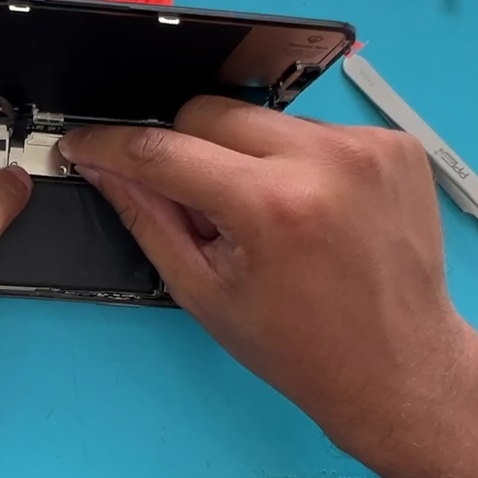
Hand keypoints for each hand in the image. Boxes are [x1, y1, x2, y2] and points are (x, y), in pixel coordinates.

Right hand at [58, 97, 477, 466]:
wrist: (396, 367)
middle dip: (178, 149)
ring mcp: (367, 145)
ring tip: (253, 213)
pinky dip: (283, 158)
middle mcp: (323, 159)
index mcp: (270, 205)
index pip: (163, 150)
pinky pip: (305, 128)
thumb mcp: (200, 288)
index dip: (108, 144)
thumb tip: (103, 170)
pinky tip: (296, 205)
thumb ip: (146, 217)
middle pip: (206, 111)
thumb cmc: (293, 345)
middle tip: (191, 205)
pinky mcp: (392, 143)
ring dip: (233, 154)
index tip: (81, 145)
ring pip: (255, 117)